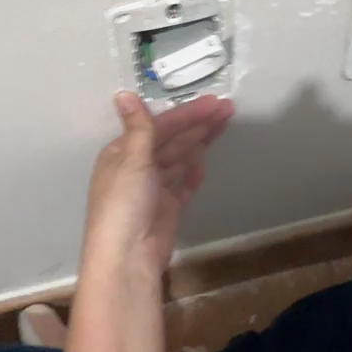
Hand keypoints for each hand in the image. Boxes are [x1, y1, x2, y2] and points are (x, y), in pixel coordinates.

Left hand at [81, 91, 234, 278]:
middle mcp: (137, 168)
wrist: (128, 257)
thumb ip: (138, 128)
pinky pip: (182, 185)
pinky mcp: (167, 209)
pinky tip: (203, 162)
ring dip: (199, 142)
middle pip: (172, 140)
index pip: (160, 127)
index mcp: (123, 153)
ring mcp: (153, 190)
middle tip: (228, 108)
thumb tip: (123, 93)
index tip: (214, 103)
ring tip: (224, 125)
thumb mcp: (132, 161)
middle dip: (198, 124)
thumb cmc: (124, 204)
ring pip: (180, 159)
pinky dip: (192, 173)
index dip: (187, 114)